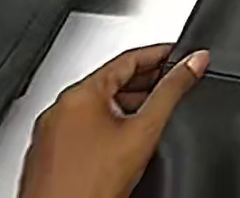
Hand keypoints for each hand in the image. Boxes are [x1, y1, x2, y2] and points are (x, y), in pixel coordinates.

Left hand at [18, 45, 208, 197]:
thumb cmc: (89, 190)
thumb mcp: (144, 130)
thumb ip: (173, 90)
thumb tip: (194, 61)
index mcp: (79, 96)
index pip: (128, 59)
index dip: (159, 55)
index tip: (177, 54)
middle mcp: (58, 111)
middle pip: (112, 82)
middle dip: (145, 82)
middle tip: (172, 82)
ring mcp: (48, 137)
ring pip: (97, 107)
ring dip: (127, 105)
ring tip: (152, 114)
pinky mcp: (45, 159)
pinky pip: (82, 129)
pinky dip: (106, 127)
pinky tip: (123, 142)